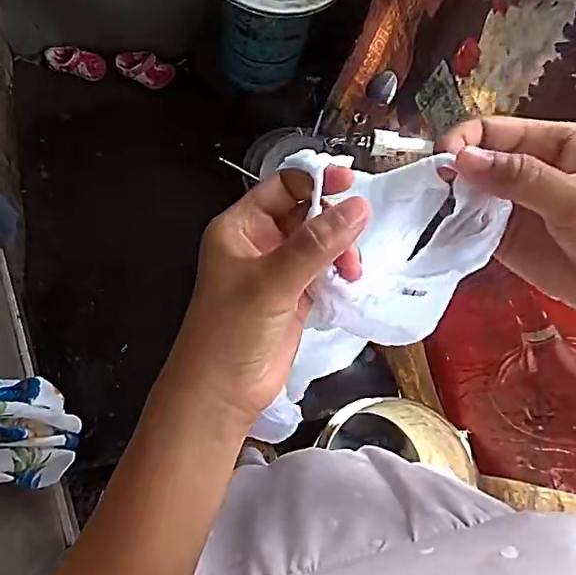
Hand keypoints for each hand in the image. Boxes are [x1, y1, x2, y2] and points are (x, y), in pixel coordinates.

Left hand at [164, 168, 369, 421]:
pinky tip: (347, 283)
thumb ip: (315, 244)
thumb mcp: (271, 282)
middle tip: (354, 240)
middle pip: (305, 213)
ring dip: (340, 251)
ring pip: (319, 243)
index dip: (315, 182)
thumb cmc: (227, 333)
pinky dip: (339, 274)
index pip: (282, 187)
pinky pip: (323, 272)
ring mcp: (277, 271)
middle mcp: (258, 244)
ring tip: (350, 271)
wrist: (220, 392)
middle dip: (333, 222)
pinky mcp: (293, 297)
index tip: (349, 183)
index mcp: (239, 228)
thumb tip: (355, 208)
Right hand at [438, 118, 575, 312]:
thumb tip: (464, 158)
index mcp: (552, 143)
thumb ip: (519, 177)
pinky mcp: (503, 237)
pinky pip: (470, 225)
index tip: (446, 158)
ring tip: (438, 211)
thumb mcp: (575, 197)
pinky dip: (456, 227)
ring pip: (468, 193)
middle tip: (437, 188)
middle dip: (453, 171)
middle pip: (475, 160)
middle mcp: (528, 169)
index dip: (467, 141)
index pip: (495, 131)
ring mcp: (513, 204)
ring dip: (451, 200)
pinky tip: (448, 231)